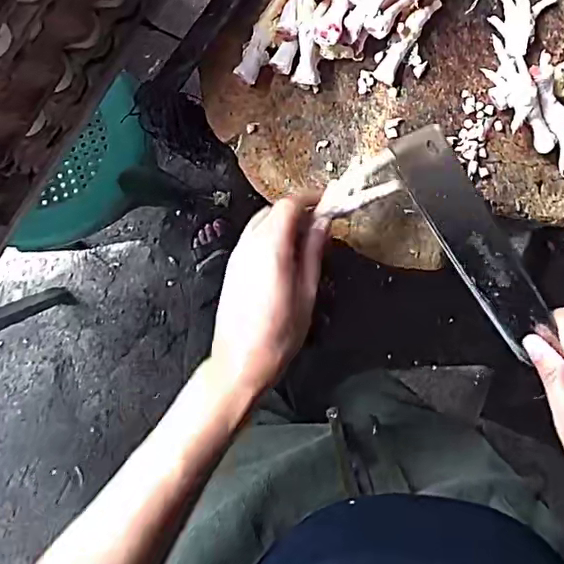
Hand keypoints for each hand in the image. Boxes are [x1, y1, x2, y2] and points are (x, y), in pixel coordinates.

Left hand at [208, 193, 327, 399]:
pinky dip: (273, 236)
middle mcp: (249, 247)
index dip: (313, 198)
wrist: (239, 365)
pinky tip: (289, 256)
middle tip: (324, 222)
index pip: (290, 204)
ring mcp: (238, 257)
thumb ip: (314, 251)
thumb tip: (324, 224)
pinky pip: (254, 238)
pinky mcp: (233, 268)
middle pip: (276, 209)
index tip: (331, 202)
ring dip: (286, 223)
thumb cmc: (274, 337)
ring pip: (263, 221)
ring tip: (308, 241)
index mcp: (270, 249)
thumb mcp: (308, 291)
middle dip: (301, 210)